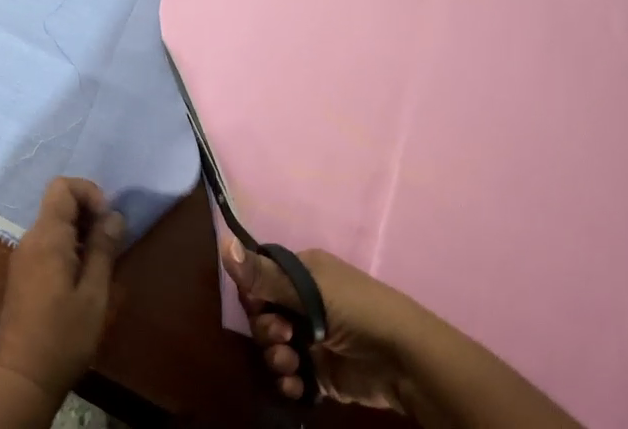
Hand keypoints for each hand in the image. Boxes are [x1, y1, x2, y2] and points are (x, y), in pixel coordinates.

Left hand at [0, 177, 125, 399]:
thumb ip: (102, 250)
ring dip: (79, 232)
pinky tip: (83, 275)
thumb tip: (114, 215)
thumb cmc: (64, 336)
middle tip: (111, 242)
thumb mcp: (94, 294)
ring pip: (53, 224)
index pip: (62, 187)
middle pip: (57, 203)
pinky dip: (68, 247)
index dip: (89, 192)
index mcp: (46, 238)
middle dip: (88, 213)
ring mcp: (23, 256)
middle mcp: (30, 239)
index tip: (108, 220)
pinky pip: (46, 244)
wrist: (23, 376)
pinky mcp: (22, 273)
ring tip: (101, 260)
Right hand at [223, 237, 424, 409]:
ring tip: (292, 363)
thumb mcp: (310, 289)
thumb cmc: (358, 309)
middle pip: (262, 315)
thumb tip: (223, 244)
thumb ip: (264, 275)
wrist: (404, 359)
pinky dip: (287, 380)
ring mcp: (312, 339)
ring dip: (275, 356)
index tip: (258, 305)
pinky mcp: (320, 373)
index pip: (260, 280)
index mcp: (302, 275)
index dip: (253, 295)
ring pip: (273, 347)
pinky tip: (296, 383)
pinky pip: (289, 375)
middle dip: (265, 329)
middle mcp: (304, 304)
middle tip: (283, 335)